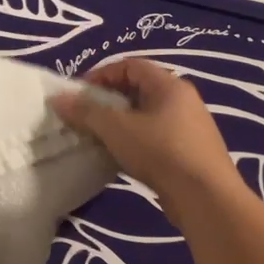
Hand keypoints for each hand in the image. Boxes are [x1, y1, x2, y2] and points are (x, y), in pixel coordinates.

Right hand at [49, 58, 242, 205]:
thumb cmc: (160, 151)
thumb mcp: (114, 128)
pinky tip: (119, 155)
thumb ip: (84, 111)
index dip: (101, 74)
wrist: (206, 198)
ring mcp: (189, 127)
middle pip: (137, 89)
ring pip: (145, 114)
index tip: (80, 94)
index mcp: (169, 86)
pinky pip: (154, 135)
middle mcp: (182, 101)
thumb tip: (58, 98)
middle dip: (106, 99)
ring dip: (118, 121)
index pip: (130, 65)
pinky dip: (132, 138)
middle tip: (84, 115)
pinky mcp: (189, 151)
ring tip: (97, 136)